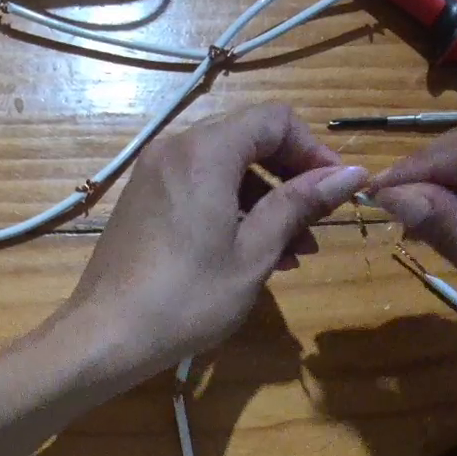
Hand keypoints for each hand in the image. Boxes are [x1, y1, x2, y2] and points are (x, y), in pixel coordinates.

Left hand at [65, 103, 365, 383]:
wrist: (106, 335)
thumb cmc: (187, 297)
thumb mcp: (253, 253)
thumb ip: (299, 204)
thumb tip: (350, 174)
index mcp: (205, 151)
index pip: (275, 120)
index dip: (313, 150)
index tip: (336, 191)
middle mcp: (173, 150)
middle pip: (247, 143)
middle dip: (289, 182)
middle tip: (314, 230)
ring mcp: (151, 176)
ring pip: (222, 172)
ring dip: (262, 204)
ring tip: (290, 256)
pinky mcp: (139, 203)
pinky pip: (194, 191)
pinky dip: (227, 212)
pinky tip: (247, 256)